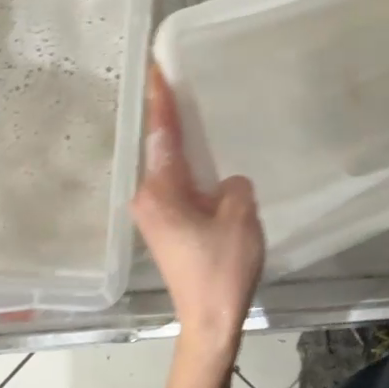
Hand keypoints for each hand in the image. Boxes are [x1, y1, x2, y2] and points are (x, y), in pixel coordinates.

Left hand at [131, 65, 263, 363]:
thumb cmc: (223, 268)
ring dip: (184, 148)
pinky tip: (209, 166)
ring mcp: (154, 216)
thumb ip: (233, 186)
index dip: (161, 99)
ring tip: (200, 118)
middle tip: (185, 85)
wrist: (209, 320)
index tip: (156, 67)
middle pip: (161, 149)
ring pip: (170, 171)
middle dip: (173, 119)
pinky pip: (178, 188)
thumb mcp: (240, 215)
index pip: (162, 134)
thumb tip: (226, 184)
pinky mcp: (166, 229)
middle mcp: (148, 199)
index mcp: (162, 191)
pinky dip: (191, 173)